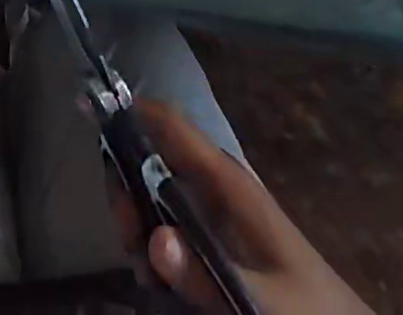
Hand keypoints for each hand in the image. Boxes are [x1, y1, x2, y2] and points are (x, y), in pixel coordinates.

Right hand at [137, 100, 371, 314]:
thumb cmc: (311, 309)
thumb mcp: (259, 301)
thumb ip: (203, 276)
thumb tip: (151, 239)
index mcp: (228, 182)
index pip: (171, 125)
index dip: (130, 109)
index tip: (91, 108)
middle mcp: (216, 185)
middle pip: (153, 159)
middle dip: (127, 188)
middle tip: (127, 238)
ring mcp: (214, 210)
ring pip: (154, 193)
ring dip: (137, 222)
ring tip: (144, 271)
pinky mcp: (215, 236)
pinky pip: (169, 222)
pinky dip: (153, 244)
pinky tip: (156, 280)